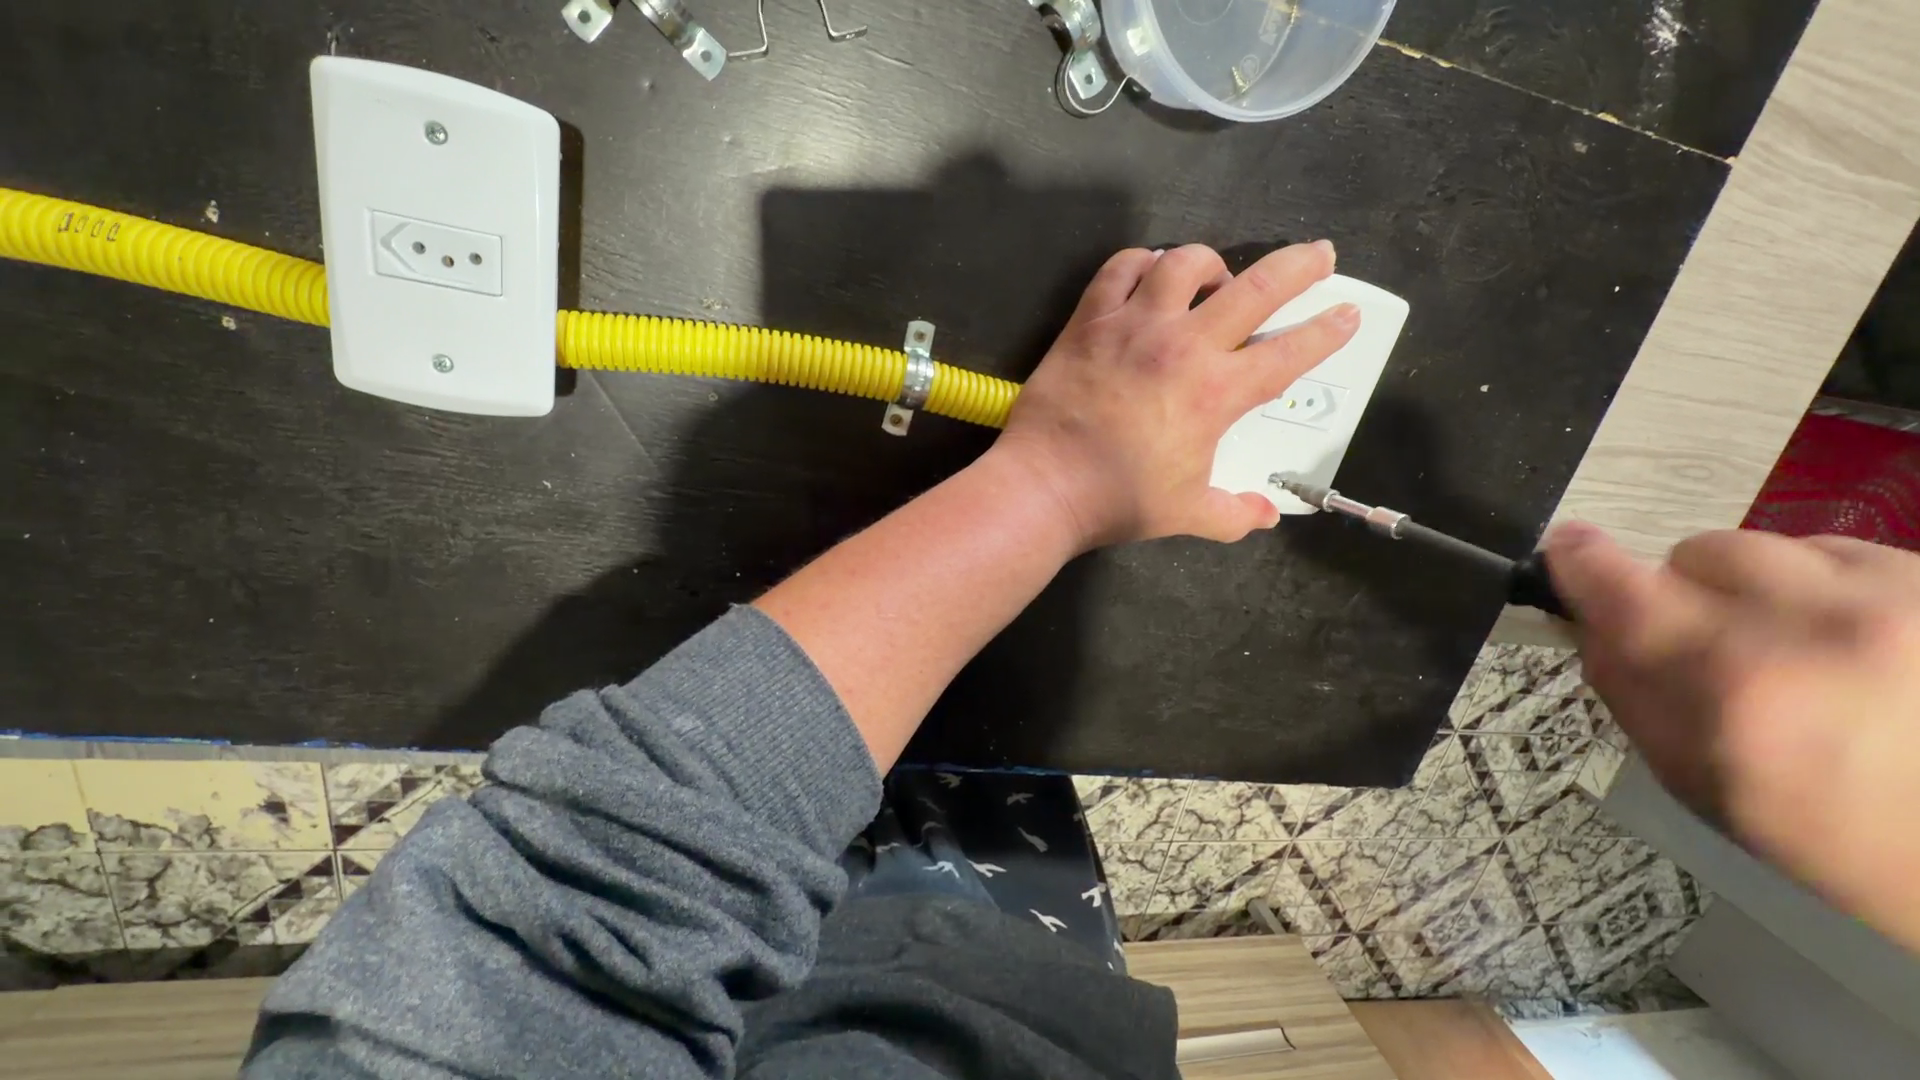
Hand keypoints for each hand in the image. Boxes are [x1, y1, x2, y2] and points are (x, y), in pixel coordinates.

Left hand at [991, 242, 1359, 550]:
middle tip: (1318, 256)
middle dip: (1298, 267)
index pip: (1289, 354)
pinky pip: (1120, 269)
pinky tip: (1148, 275)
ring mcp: (1134, 326)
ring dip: (1210, 263)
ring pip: (1184, 263)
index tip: (1345, 314)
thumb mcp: (1187, 514)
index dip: (1326, 331)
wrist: (1045, 485)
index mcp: (1217, 393)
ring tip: (1215, 278)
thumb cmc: (1118, 500)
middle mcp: (1183, 346)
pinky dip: (1141, 264)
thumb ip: (1235, 514)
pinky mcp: (1090, 320)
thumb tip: (1267, 516)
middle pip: (1256, 289)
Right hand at [1548, 523, 1919, 951]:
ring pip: (1770, 544)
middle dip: (1688, 589)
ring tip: (1796, 643)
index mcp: (1731, 681)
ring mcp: (1894, 597)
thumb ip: (1622, 680)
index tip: (1566, 553)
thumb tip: (1584, 611)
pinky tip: (1853, 641)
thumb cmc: (1810, 822)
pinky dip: (1826, 587)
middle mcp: (1811, 623)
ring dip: (1759, 586)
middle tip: (1716, 640)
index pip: (1617, 582)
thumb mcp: (1685, 767)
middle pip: (1696, 553)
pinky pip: (1840, 551)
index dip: (1578, 562)